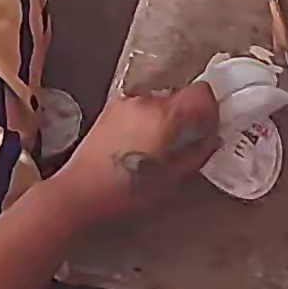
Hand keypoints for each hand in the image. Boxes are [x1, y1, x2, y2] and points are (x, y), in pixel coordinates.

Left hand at [45, 83, 220, 226]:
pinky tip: (136, 146)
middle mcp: (146, 101)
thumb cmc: (127, 193)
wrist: (76, 195)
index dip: (210, 109)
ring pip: (159, 103)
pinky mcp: (109, 109)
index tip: (207, 130)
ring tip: (156, 149)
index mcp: (164, 115)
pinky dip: (146, 120)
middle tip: (183, 145)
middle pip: (179, 98)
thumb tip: (211, 139)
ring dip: (165, 119)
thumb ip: (196, 154)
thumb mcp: (170, 180)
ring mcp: (125, 103)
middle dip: (186, 118)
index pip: (201, 92)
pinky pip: (140, 108)